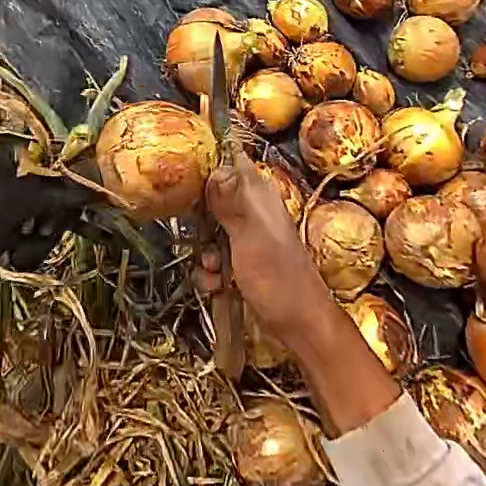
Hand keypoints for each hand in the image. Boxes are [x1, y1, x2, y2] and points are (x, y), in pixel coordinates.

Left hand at [0, 136, 92, 344]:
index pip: (64, 160)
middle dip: (51, 221)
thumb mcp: (16, 206)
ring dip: (39, 240)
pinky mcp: (1, 221)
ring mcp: (5, 196)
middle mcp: (10, 168)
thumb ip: (60, 191)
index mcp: (11, 152)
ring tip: (15, 251)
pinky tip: (9, 256)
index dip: (73, 188)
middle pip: (59, 191)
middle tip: (34, 235)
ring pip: (48, 215)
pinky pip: (32, 231)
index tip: (73, 211)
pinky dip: (27, 247)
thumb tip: (101, 181)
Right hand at [198, 155, 402, 435]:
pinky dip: (211, 273)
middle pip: (211, 198)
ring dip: (206, 253)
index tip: (186, 181)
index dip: (206, 165)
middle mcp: (253, 210)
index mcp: (258, 194)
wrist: (299, 325)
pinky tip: (217, 286)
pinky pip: (215, 258)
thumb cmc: (278, 278)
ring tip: (215, 270)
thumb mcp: (250, 235)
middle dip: (199, 220)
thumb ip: (231, 200)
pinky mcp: (242, 261)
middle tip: (200, 237)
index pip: (230, 160)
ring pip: (210, 231)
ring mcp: (247, 236)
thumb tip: (215, 166)